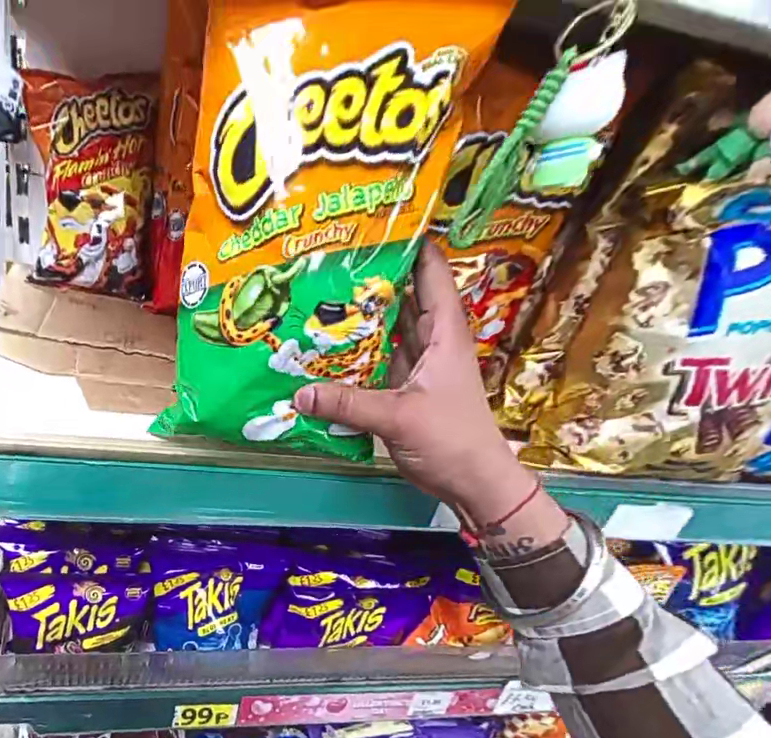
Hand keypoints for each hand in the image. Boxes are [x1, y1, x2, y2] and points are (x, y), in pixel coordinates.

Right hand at [295, 245, 566, 556]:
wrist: (473, 483)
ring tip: (318, 299)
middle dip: (370, 280)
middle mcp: (431, 341)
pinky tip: (327, 351)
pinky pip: (378, 364)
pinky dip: (357, 358)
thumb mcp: (398, 417)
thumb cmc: (450, 440)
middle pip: (402, 298)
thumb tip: (297, 394)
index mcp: (443, 331)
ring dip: (361, 320)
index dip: (407, 242)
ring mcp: (418, 366)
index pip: (429, 271)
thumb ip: (347, 404)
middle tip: (326, 262)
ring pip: (387, 332)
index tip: (370, 222)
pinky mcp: (406, 391)